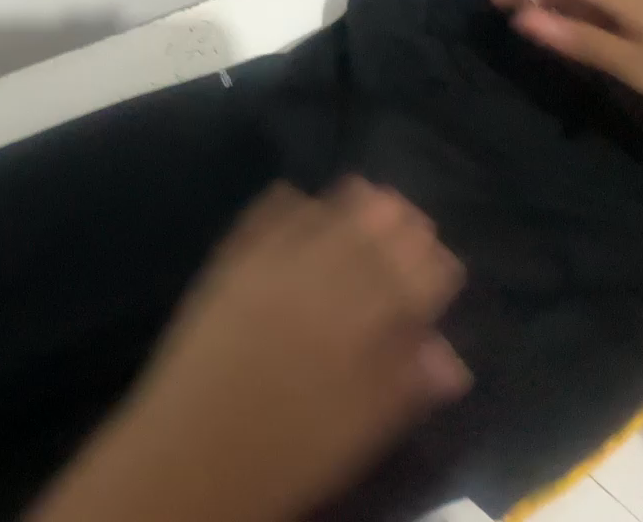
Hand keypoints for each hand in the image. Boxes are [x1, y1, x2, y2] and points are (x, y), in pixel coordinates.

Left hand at [27, 179, 469, 521]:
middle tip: (409, 214)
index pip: (414, 277)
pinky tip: (299, 197)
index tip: (441, 259)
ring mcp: (269, 265)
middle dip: (396, 223)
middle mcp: (319, 281)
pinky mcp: (229, 262)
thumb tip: (449, 354)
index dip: (432, 264)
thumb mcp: (361, 430)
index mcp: (361, 325)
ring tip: (367, 191)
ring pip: (321, 216)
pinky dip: (288, 203)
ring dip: (348, 203)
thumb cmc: (287, 451)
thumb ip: (406, 382)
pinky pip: (264, 217)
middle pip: (369, 235)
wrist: (193, 449)